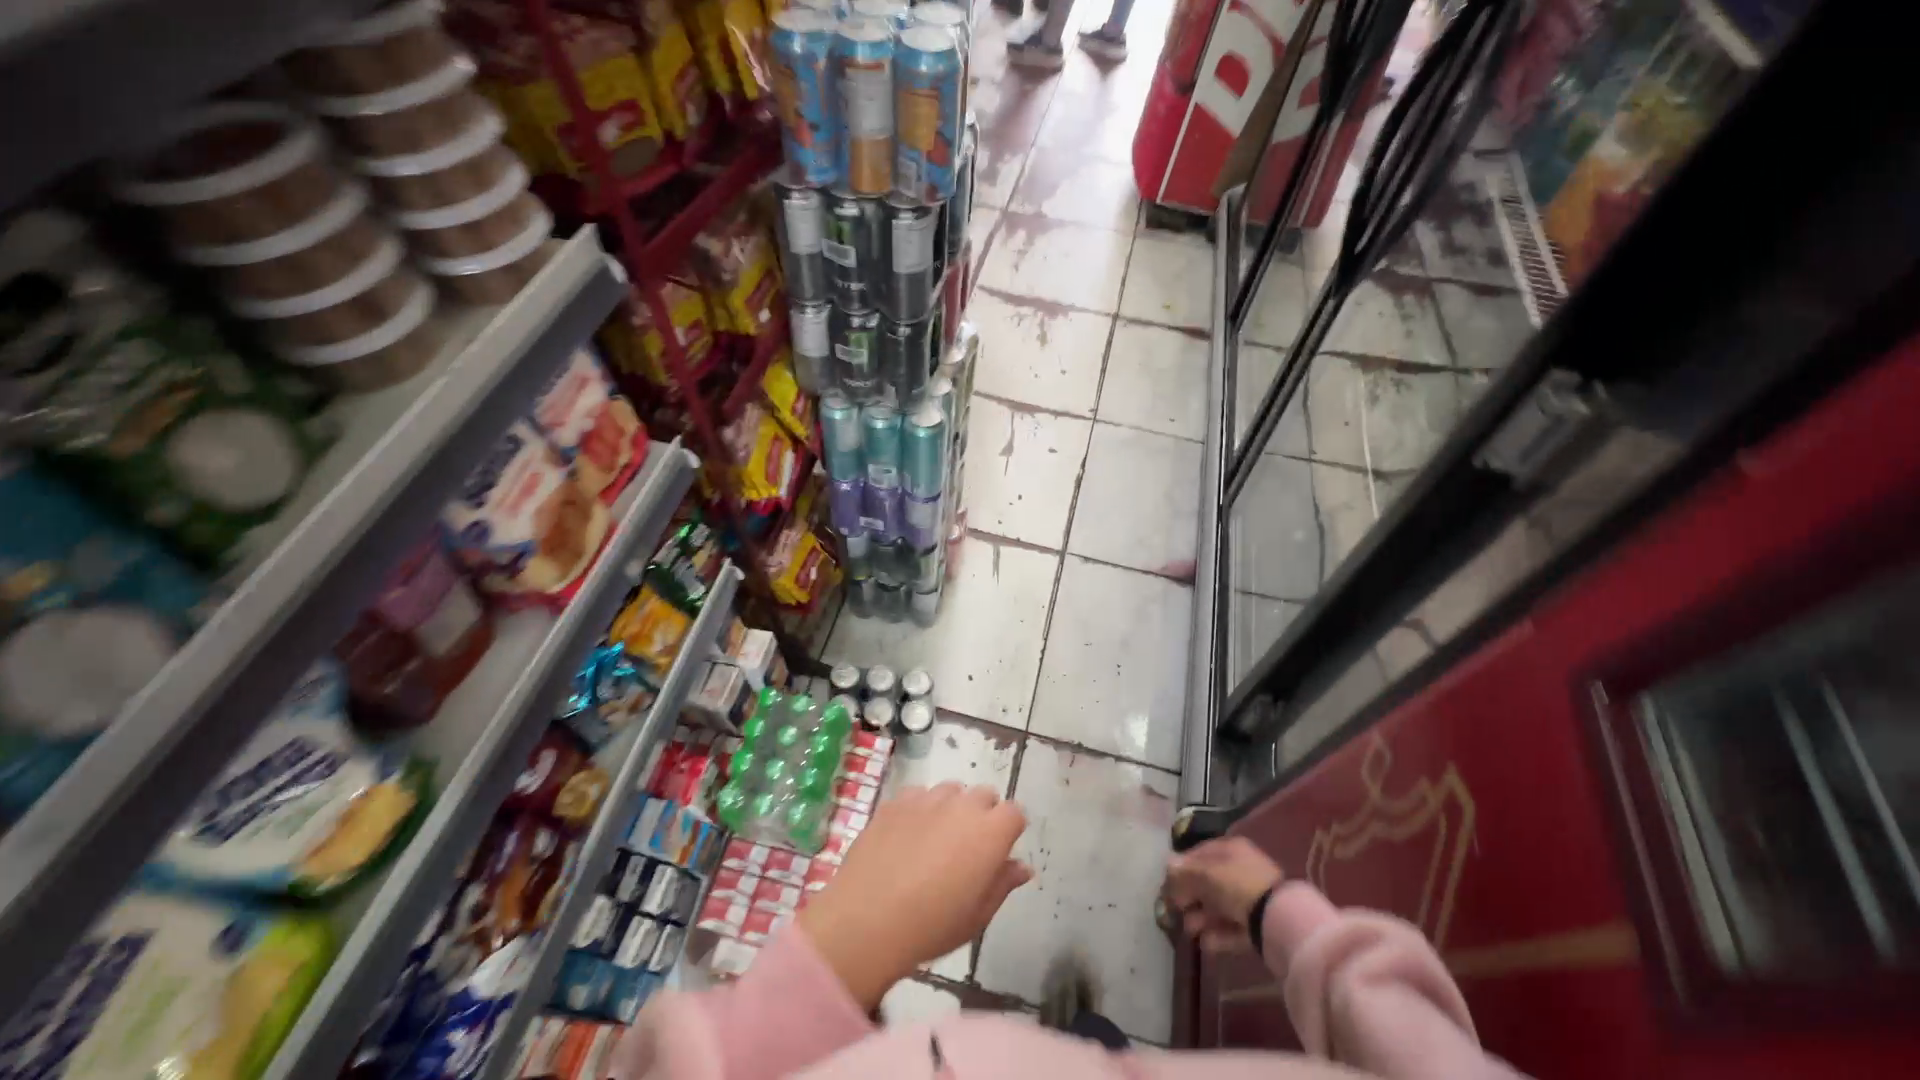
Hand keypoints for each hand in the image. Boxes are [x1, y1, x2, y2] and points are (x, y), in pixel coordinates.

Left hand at [798, 783, 1031, 1009]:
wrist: (866, 920)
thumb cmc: (931, 926)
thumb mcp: (977, 916)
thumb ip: (1002, 884)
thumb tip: (1021, 866)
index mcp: (990, 833)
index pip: (1014, 814)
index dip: (1009, 831)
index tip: (999, 853)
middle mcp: (962, 806)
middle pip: (984, 796)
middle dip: (983, 815)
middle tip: (969, 849)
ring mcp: (926, 800)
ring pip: (950, 791)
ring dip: (952, 808)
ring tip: (937, 840)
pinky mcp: (894, 802)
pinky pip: (918, 795)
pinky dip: (920, 809)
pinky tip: (908, 836)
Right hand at [1164, 837, 1283, 951]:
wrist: (1277, 919)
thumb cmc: (1238, 886)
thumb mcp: (1205, 874)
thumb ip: (1184, 871)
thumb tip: (1168, 864)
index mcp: (1231, 850)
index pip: (1199, 854)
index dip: (1181, 868)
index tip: (1168, 884)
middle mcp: (1240, 870)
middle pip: (1206, 884)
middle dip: (1189, 898)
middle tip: (1178, 909)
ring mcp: (1249, 899)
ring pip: (1217, 908)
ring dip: (1200, 919)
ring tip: (1193, 930)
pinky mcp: (1255, 925)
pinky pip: (1230, 927)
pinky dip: (1217, 935)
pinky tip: (1207, 942)